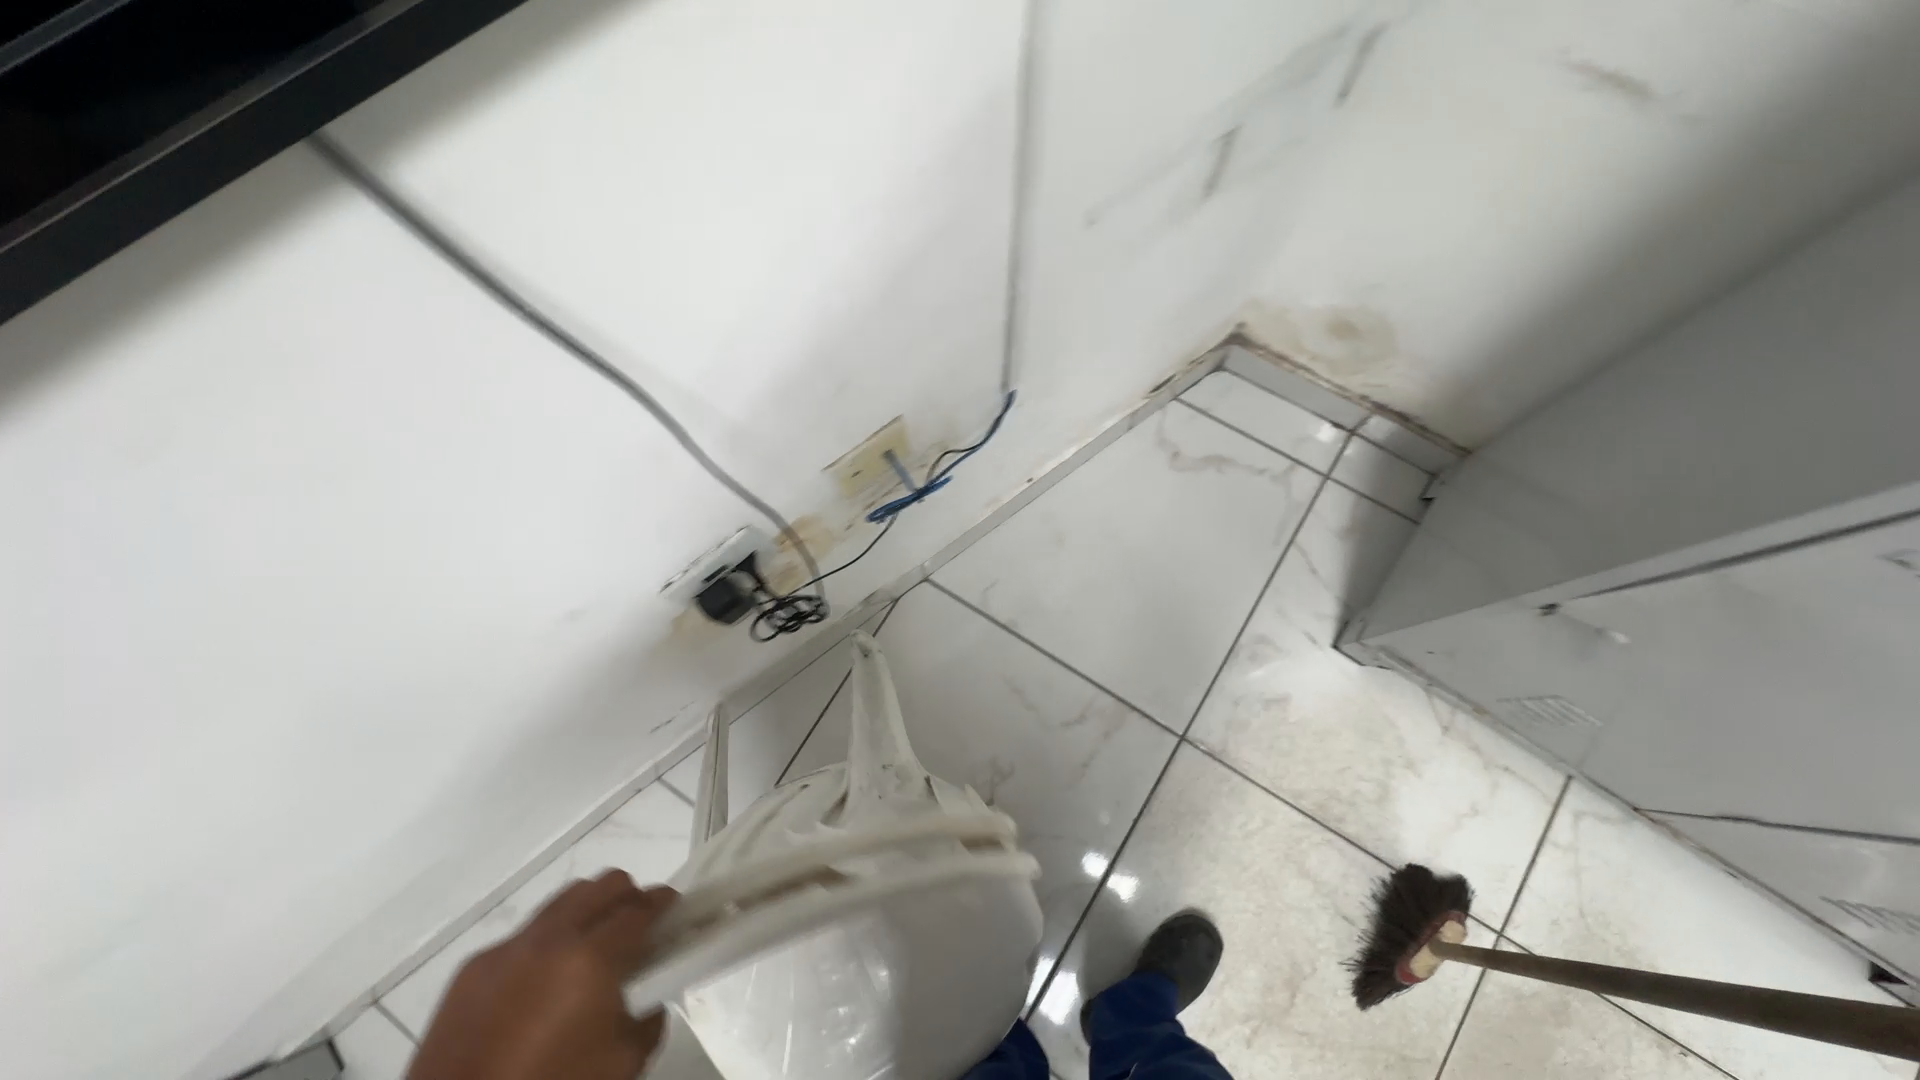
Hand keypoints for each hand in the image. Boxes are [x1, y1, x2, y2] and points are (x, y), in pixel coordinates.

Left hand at [409, 870, 676, 1079]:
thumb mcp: (622, 1064)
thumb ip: (648, 1018)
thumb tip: (648, 995)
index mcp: (592, 959)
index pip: (641, 908)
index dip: (664, 902)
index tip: (674, 908)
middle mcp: (551, 939)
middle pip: (603, 885)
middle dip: (629, 896)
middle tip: (636, 928)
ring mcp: (508, 948)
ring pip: (563, 900)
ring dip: (588, 911)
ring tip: (591, 950)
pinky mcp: (474, 967)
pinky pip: (524, 935)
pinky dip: (547, 944)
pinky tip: (542, 986)